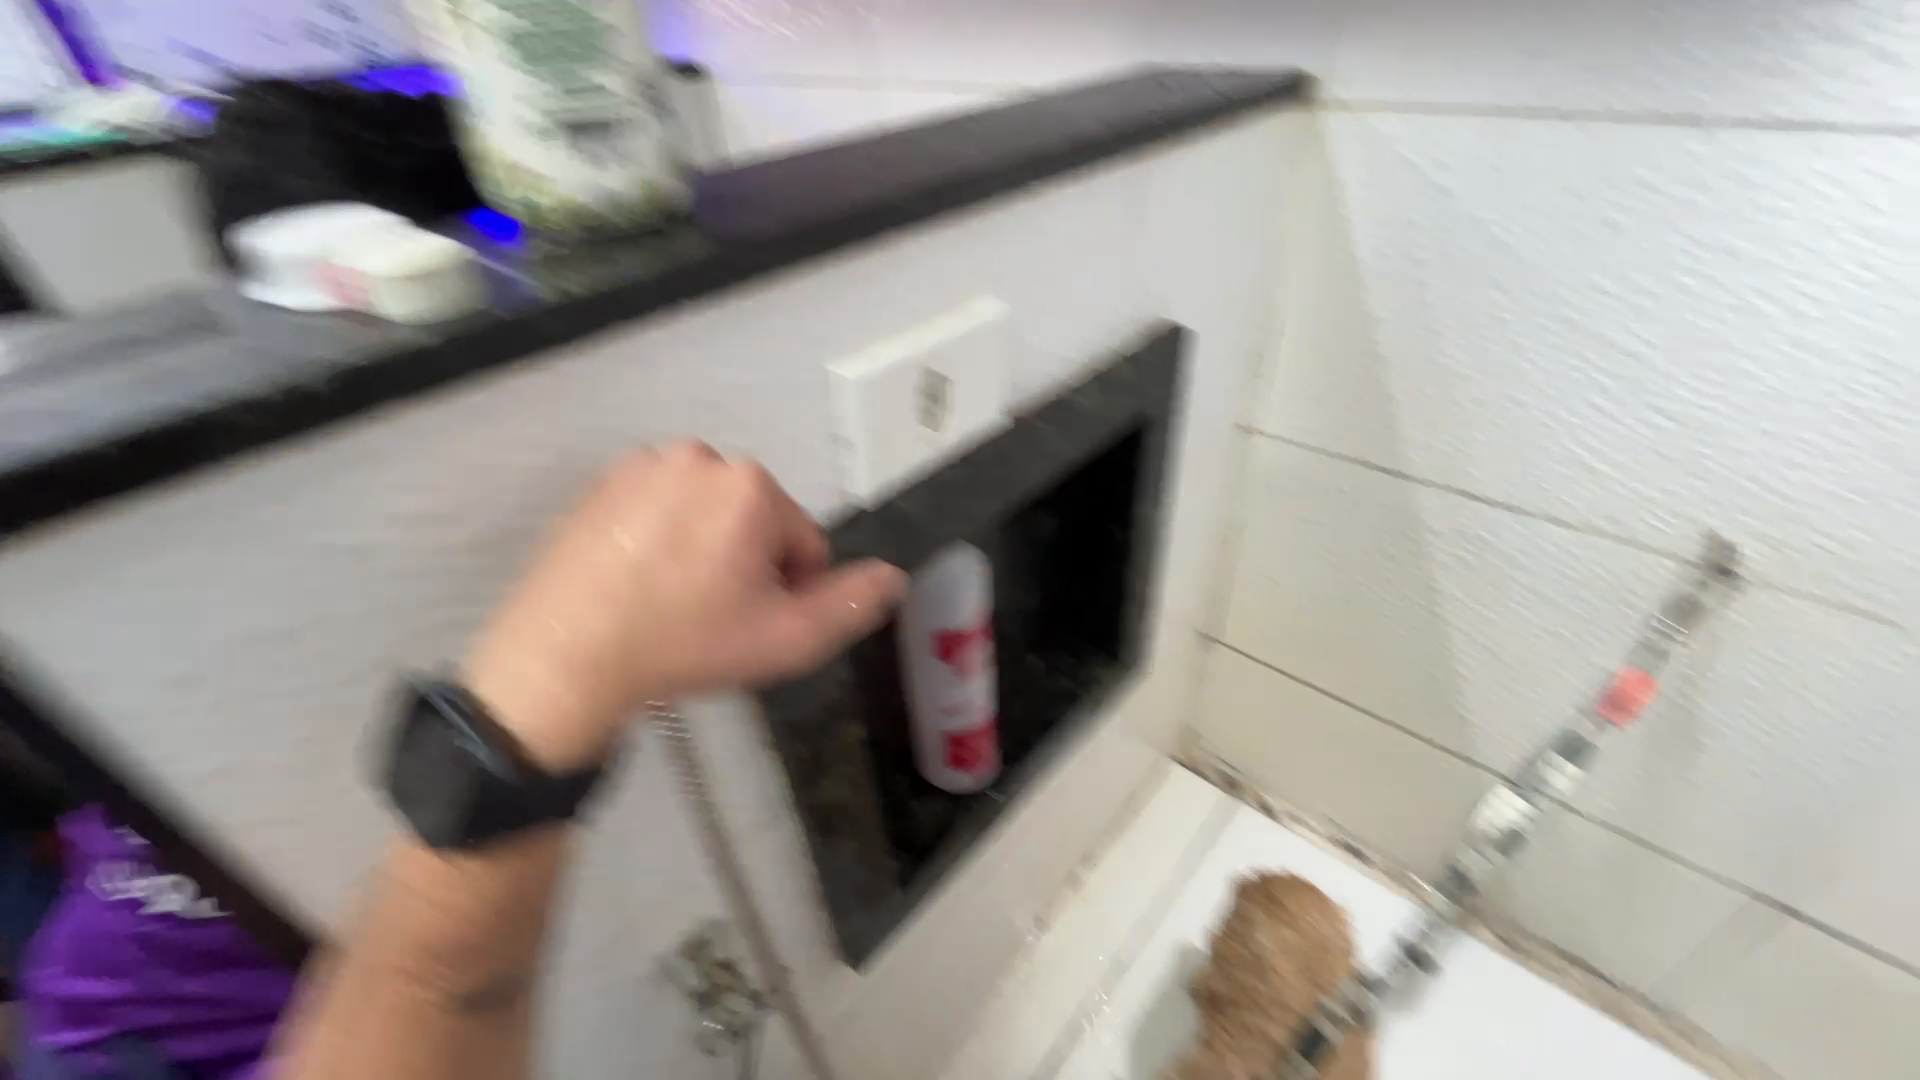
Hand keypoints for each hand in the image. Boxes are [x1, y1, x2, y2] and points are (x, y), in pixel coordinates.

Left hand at [464, 442, 905, 769]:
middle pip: (756, 523)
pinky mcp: (600, 485)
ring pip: (708, 516)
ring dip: (706, 552)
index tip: (750, 623)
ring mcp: (643, 466)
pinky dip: (662, 541)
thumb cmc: (686, 645)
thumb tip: (895, 576)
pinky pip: (660, 511)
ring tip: (672, 603)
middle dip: (747, 566)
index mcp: (751, 486)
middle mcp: (700, 458)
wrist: (565, 660)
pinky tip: (639, 584)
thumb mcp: (787, 639)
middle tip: (711, 616)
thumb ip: (853, 604)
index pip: (803, 542)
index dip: (788, 590)